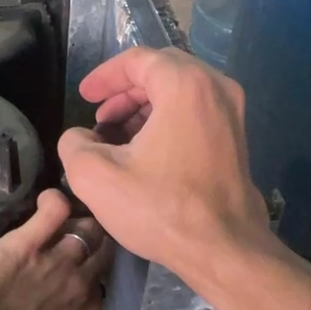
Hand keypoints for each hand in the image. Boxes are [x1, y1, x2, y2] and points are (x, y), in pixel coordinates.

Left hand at [0, 189, 111, 309]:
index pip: (101, 282)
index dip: (89, 271)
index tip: (77, 268)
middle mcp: (79, 286)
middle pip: (102, 249)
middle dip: (93, 240)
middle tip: (74, 234)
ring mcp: (56, 261)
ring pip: (85, 228)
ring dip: (77, 221)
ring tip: (62, 218)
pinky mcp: (25, 244)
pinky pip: (53, 210)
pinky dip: (53, 201)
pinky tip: (45, 200)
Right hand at [57, 47, 272, 284]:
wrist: (223, 249)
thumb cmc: (160, 208)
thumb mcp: (95, 176)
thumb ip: (74, 144)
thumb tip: (79, 138)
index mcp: (186, 86)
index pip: (138, 60)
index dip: (105, 76)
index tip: (84, 96)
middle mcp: (217, 89)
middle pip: (163, 71)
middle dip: (125, 91)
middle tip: (99, 116)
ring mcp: (233, 114)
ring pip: (181, 93)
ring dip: (145, 107)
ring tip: (116, 137)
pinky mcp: (236, 140)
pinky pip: (197, 113)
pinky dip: (167, 121)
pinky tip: (145, 152)